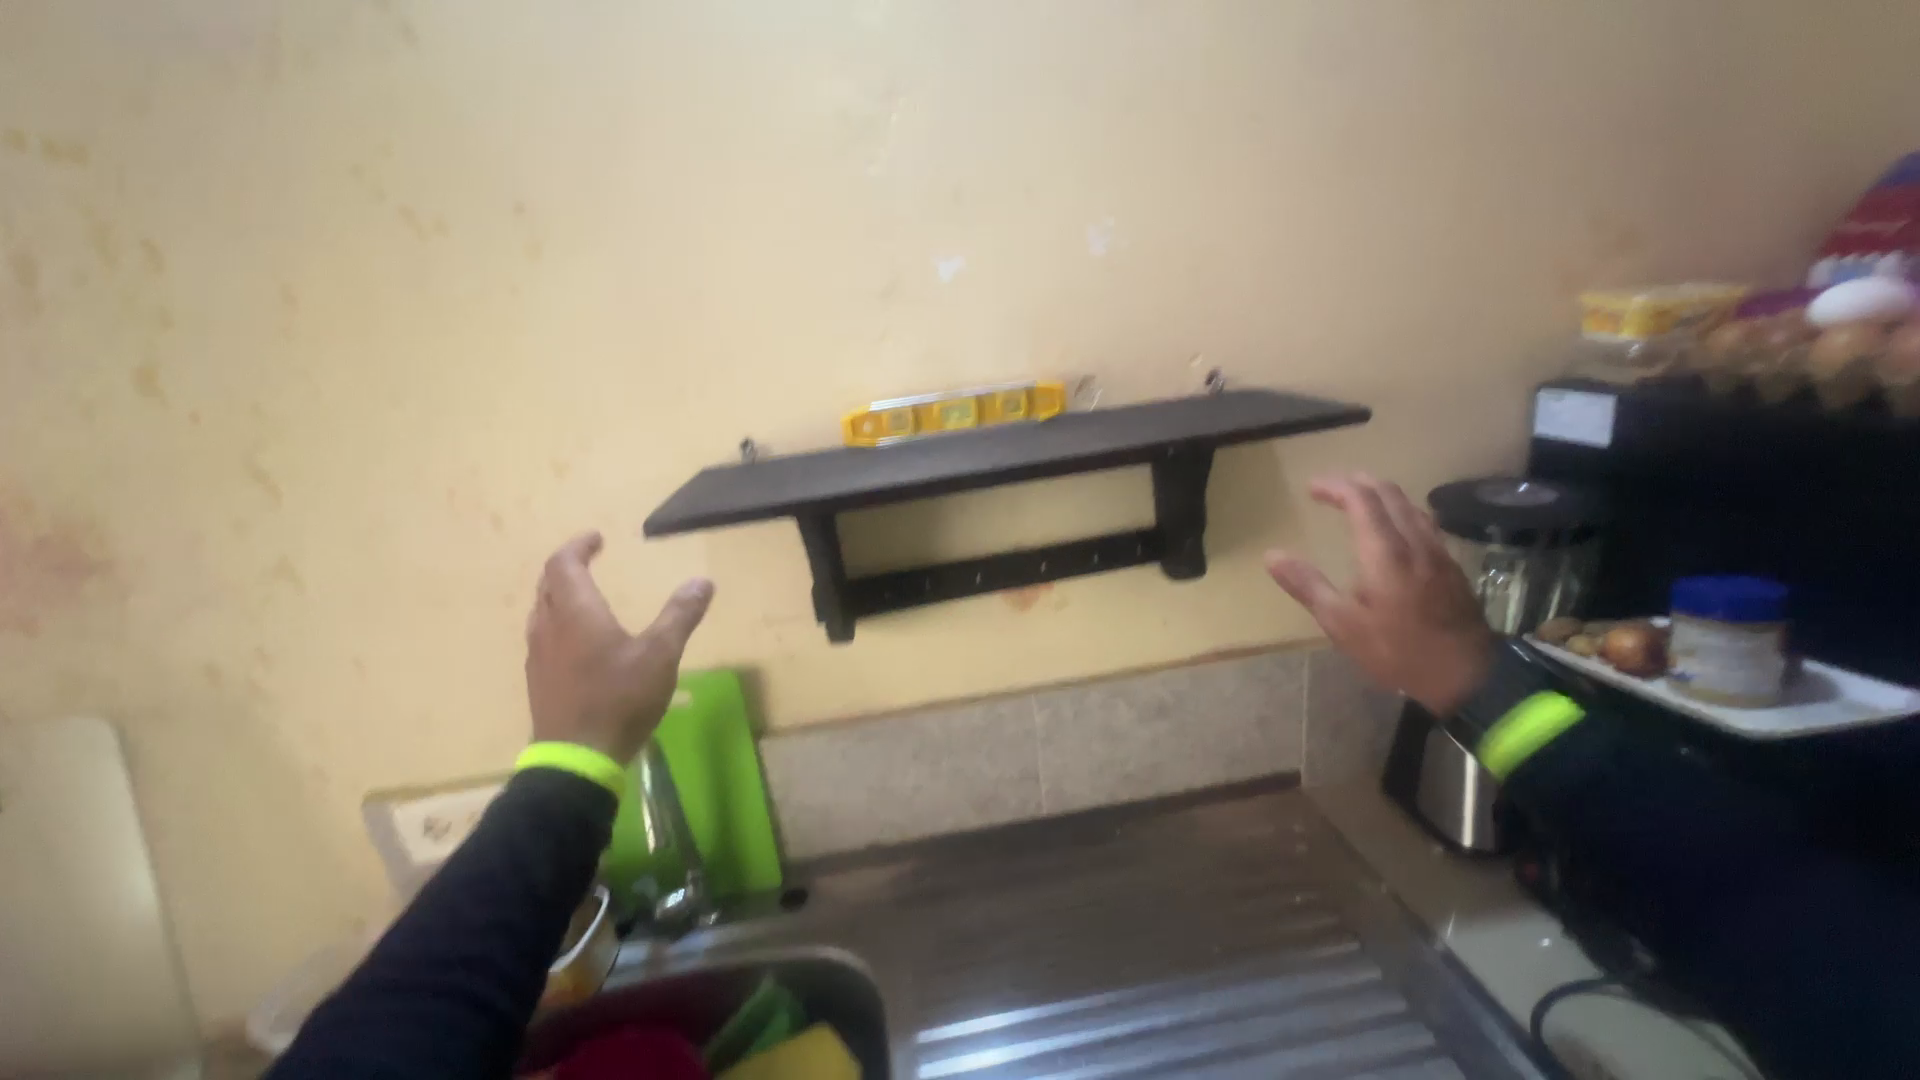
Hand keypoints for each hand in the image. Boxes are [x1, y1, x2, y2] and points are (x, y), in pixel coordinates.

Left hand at [525, 532, 714, 762]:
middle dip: (567, 568)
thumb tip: (702, 582)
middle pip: (548, 585)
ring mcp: (538, 656)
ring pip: (542, 612)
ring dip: (560, 595)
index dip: (578, 547)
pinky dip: (559, 623)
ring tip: (585, 597)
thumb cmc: (620, 698)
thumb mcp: (661, 655)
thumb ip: (680, 615)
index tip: (598, 539)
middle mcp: (549, 627)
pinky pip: (543, 637)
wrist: (578, 758)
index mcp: (576, 613)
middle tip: (590, 562)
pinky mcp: (539, 682)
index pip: (563, 564)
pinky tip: (579, 642)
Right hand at [1264, 473, 1493, 715]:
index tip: (1311, 488)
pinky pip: (1423, 522)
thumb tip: (1272, 555)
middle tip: (1332, 489)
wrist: (1467, 674)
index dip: (1335, 487)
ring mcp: (1437, 552)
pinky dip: (1400, 512)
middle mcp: (1414, 542)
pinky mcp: (1450, 566)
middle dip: (1358, 483)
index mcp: (1384, 552)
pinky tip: (1395, 530)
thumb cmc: (1397, 649)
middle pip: (1389, 494)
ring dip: (1382, 495)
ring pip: (1410, 506)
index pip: (1361, 500)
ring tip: (1360, 502)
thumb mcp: (1342, 623)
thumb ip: (1307, 585)